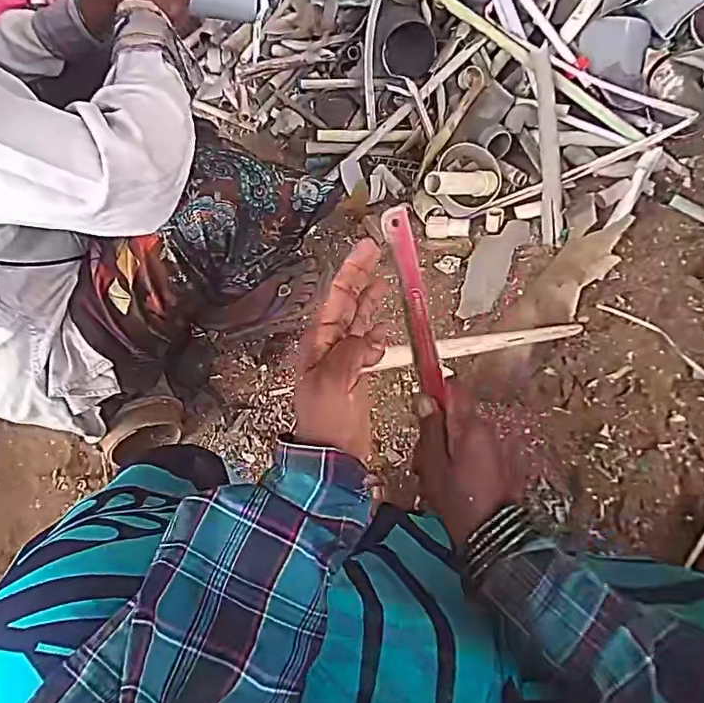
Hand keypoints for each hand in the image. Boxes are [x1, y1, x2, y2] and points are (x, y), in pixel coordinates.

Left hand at [292, 239, 388, 463]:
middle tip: (376, 253)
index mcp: (319, 342)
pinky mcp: (358, 374)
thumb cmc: (324, 421)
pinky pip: (369, 344)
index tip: (366, 249)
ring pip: (359, 320)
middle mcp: (330, 346)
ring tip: (382, 281)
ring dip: (371, 300)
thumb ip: (351, 353)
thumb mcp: (332, 382)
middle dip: (361, 276)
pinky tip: (384, 328)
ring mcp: (344, 360)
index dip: (352, 270)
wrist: (333, 453)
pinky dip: (378, 333)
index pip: (336, 297)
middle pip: (347, 302)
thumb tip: (370, 338)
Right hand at [412, 383, 520, 546]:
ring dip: (450, 448)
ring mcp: (500, 447)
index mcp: (470, 427)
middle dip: (439, 429)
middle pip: (457, 415)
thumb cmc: (461, 503)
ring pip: (466, 434)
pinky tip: (457, 482)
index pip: (453, 388)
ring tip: (440, 476)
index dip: (436, 391)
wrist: (493, 535)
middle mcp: (490, 431)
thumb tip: (425, 401)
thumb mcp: (433, 464)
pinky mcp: (505, 463)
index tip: (423, 400)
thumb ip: (429, 429)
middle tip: (425, 456)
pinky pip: (479, 450)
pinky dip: (467, 460)